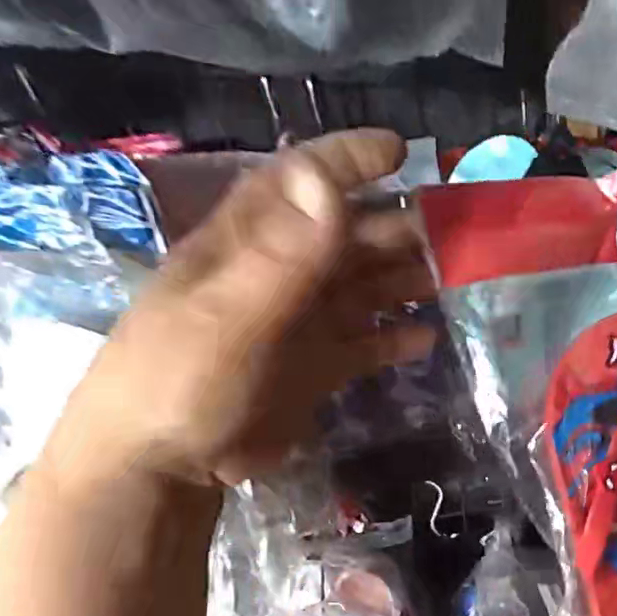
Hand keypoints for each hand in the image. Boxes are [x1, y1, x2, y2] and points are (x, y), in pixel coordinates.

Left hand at [56, 128, 435, 486]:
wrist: (161, 466)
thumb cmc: (180, 383)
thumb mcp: (230, 316)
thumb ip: (283, 256)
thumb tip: (328, 184)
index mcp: (248, 249)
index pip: (300, 186)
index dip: (346, 163)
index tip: (399, 150)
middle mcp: (279, 279)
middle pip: (346, 240)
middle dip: (396, 226)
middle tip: (455, 226)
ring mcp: (301, 328)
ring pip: (364, 291)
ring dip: (407, 281)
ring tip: (455, 276)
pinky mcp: (316, 371)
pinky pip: (366, 345)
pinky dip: (396, 340)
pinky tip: (430, 338)